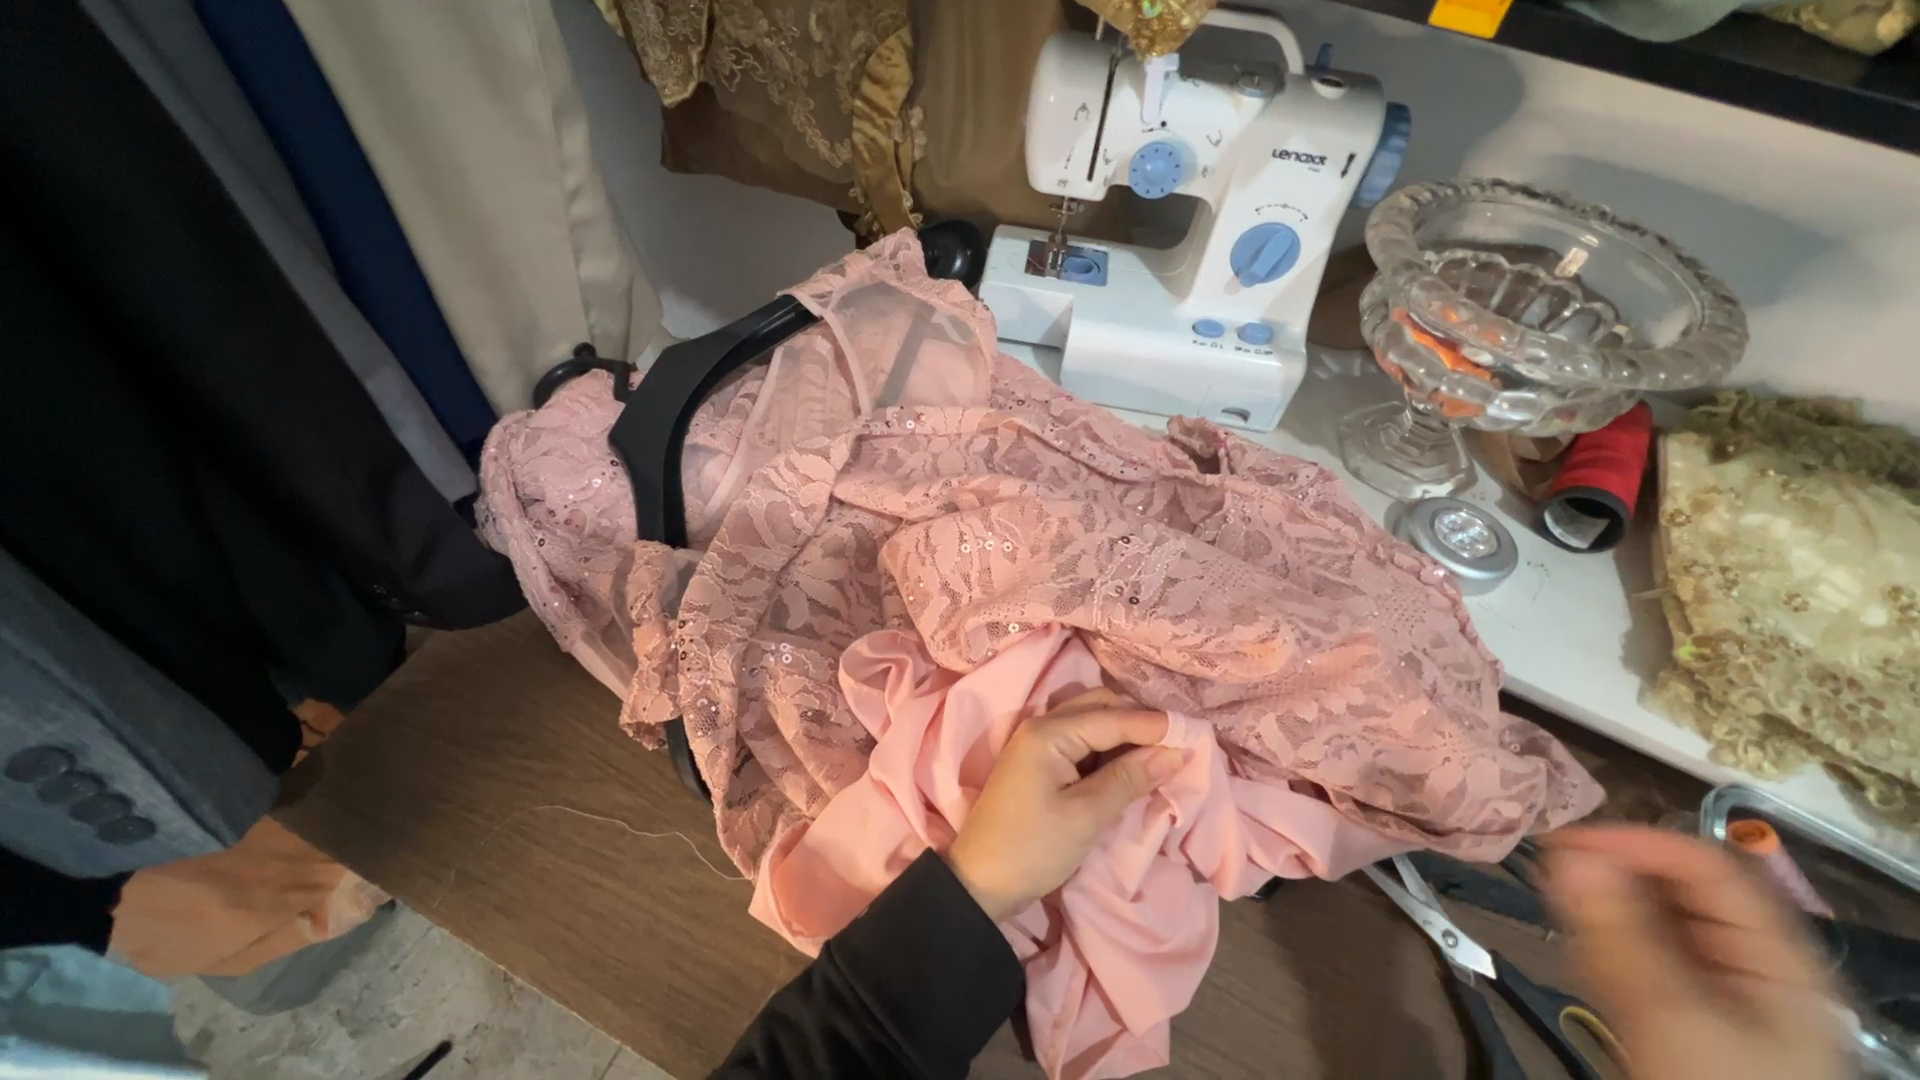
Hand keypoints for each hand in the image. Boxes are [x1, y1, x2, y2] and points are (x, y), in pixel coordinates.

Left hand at [946, 689, 1182, 921]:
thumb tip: (1174, 752)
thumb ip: (1129, 779)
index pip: (1113, 718)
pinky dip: (1109, 750)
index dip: (1155, 725)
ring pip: (1092, 723)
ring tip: (1162, 755)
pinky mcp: (1041, 764)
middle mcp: (1043, 726)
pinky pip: (1082, 743)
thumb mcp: (1085, 816)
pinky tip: (1132, 766)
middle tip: (1178, 744)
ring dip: (1125, 734)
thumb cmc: (1032, 848)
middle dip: (1139, 721)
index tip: (1196, 735)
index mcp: (1049, 732)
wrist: (979, 883)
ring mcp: (1039, 744)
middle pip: (1101, 707)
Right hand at [1544, 826, 1848, 1079]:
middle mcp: (1744, 959)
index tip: (1560, 843)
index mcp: (1772, 956)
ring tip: (1562, 920)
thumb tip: (1564, 852)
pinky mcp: (1674, 1006)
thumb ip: (1616, 931)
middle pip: (1673, 888)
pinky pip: (1631, 951)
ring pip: (1645, 917)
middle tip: (1549, 876)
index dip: (1635, 843)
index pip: (1703, 865)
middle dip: (1610, 877)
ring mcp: (1710, 985)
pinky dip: (1597, 942)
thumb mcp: (1667, 1015)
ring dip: (1598, 909)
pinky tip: (1579, 956)